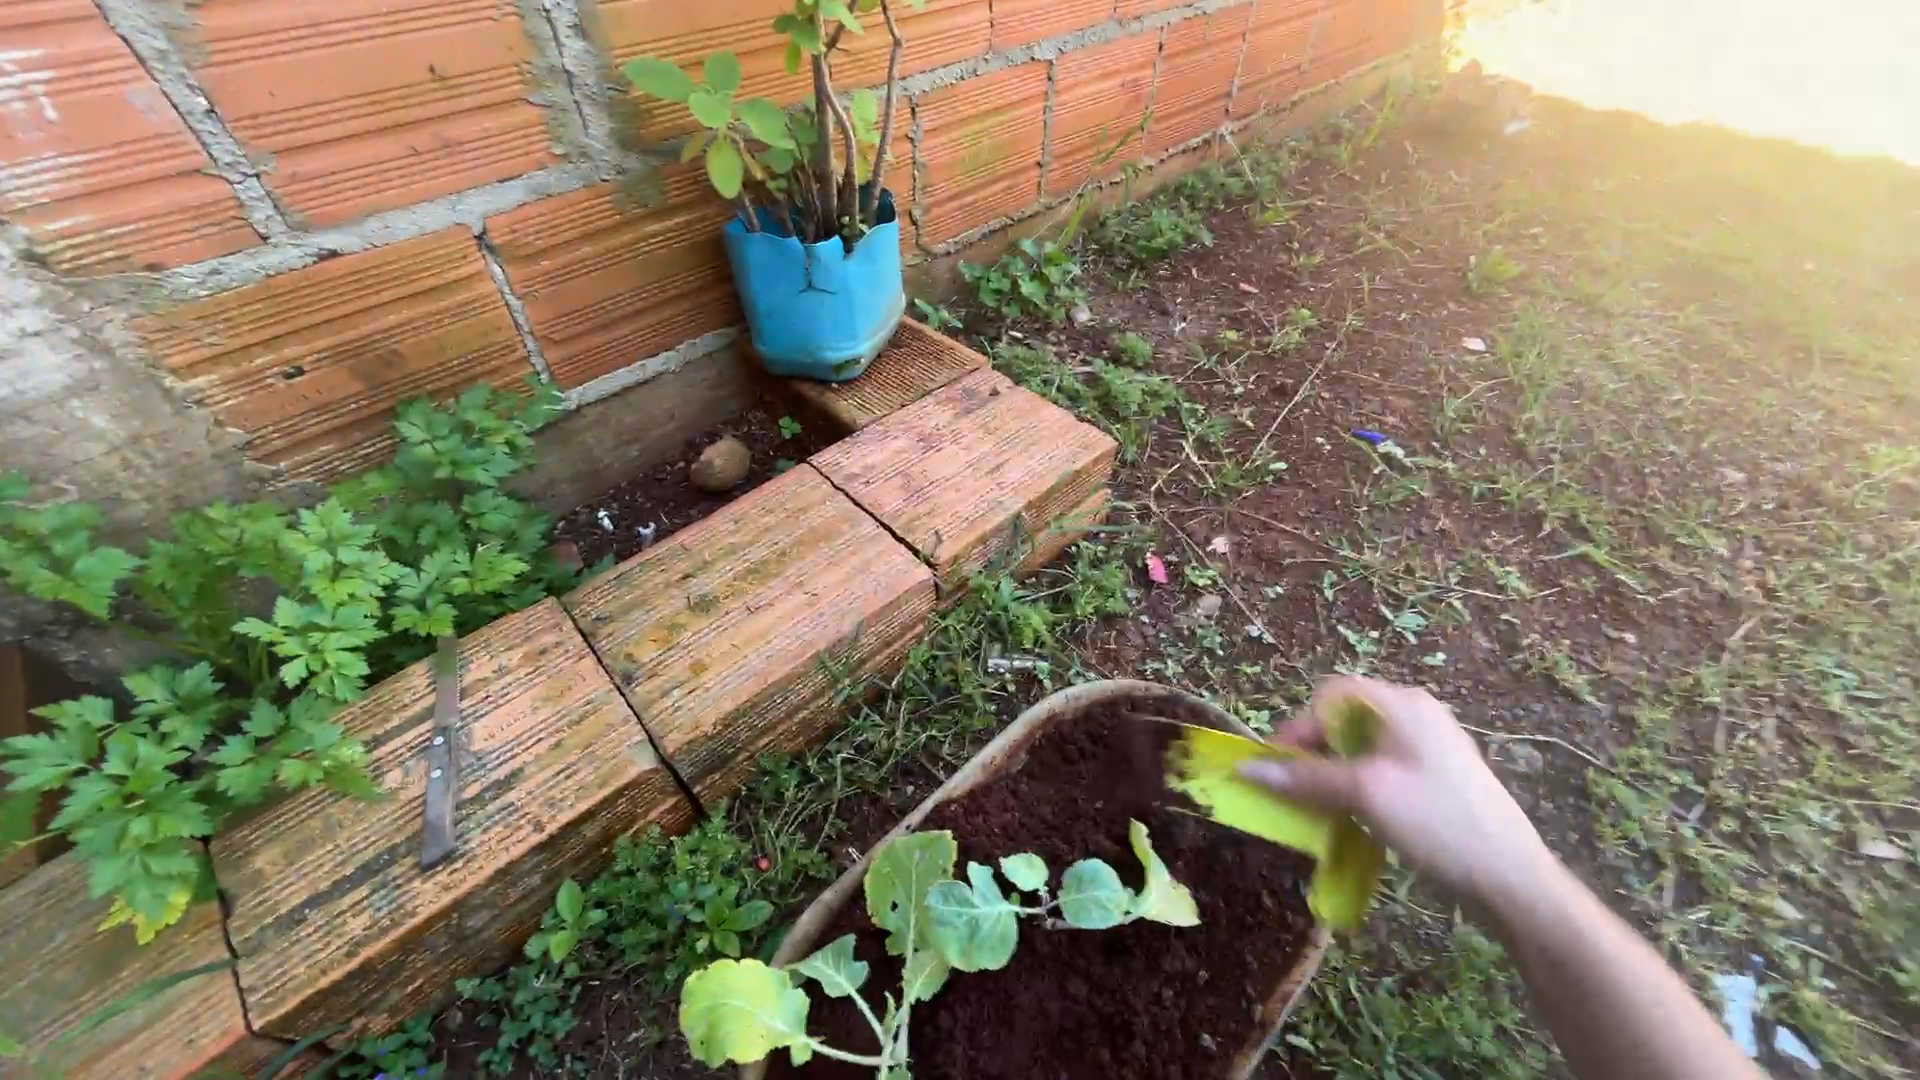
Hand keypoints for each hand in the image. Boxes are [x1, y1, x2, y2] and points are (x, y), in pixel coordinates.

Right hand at [1239, 676, 1556, 910]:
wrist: (1514, 881)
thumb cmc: (1437, 822)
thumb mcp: (1364, 794)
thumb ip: (1304, 778)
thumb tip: (1247, 769)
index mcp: (1402, 703)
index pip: (1330, 696)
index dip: (1297, 727)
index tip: (1278, 765)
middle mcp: (1416, 714)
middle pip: (1343, 720)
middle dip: (1313, 752)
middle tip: (1295, 788)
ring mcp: (1430, 745)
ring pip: (1360, 746)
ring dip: (1332, 772)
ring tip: (1320, 805)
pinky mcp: (1437, 775)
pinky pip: (1381, 767)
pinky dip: (1357, 784)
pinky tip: (1354, 814)